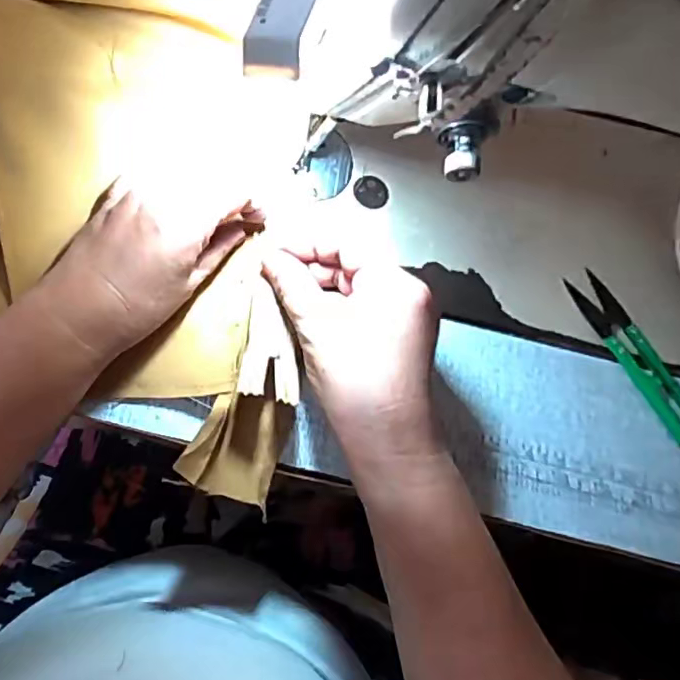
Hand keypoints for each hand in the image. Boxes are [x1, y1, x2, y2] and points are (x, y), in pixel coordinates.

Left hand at [30, 175, 258, 363]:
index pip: (235, 186)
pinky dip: (169, 177)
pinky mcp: (113, 191)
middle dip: (231, 186)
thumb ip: (219, 247)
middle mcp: (160, 191)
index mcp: (185, 217)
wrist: (75, 310)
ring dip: (201, 178)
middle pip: (212, 167)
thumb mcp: (187, 284)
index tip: (257, 217)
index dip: (253, 200)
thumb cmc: (135, 309)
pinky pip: (150, 168)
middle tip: (235, 213)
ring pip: (181, 162)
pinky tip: (171, 197)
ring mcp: (132, 186)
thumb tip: (241, 227)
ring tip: (205, 206)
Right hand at [259, 225, 440, 484]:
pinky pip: (360, 306)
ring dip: (318, 287)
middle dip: (310, 266)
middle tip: (273, 273)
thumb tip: (270, 257)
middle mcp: (408, 293)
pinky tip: (305, 312)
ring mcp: (405, 315)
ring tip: (283, 293)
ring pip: (353, 286)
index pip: (346, 245)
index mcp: (396, 282)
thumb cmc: (355, 377)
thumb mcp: (314, 321)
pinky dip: (331, 305)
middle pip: (351, 264)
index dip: (306, 245)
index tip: (274, 252)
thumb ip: (290, 281)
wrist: (385, 435)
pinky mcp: (396, 335)